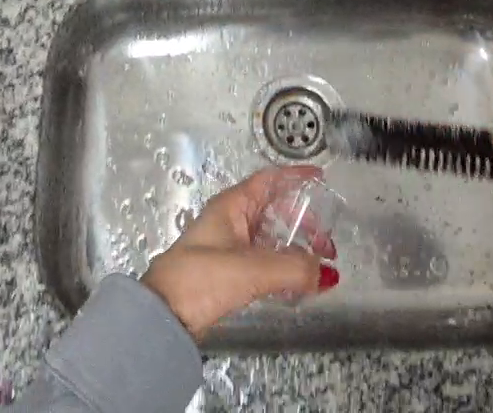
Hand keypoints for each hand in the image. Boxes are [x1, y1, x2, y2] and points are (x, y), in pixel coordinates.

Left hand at [140, 166, 339, 337]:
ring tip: (318, 265)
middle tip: (326, 242)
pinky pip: (263, 260)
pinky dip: (283, 266)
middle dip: (303, 221)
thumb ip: (294, 268)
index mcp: (232, 205)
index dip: (295, 176)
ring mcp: (227, 246)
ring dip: (295, 247)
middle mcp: (230, 220)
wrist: (164, 315)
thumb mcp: (253, 268)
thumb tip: (327, 272)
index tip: (321, 178)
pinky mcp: (227, 272)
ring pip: (269, 237)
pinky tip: (297, 283)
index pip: (269, 180)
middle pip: (273, 210)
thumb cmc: (203, 277)